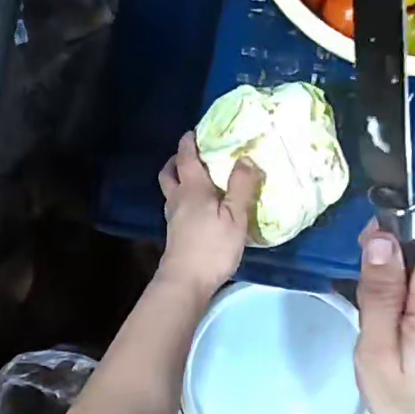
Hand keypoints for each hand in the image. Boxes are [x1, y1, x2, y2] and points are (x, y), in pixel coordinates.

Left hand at [157, 132, 258, 293]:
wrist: (185, 281)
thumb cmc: (212, 247)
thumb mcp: (235, 216)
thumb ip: (240, 187)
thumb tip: (245, 158)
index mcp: (192, 189)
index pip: (186, 158)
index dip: (189, 142)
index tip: (194, 132)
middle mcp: (177, 199)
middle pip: (169, 173)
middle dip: (177, 160)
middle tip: (192, 155)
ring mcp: (173, 218)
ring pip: (170, 191)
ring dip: (178, 180)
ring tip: (198, 179)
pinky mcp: (175, 234)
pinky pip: (176, 207)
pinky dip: (183, 199)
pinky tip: (198, 207)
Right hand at [354, 204, 414, 413]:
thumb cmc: (412, 404)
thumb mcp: (377, 353)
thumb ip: (380, 294)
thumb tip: (381, 238)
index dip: (402, 219)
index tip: (372, 249)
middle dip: (394, 258)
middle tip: (371, 305)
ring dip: (402, 281)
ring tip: (387, 328)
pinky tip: (405, 333)